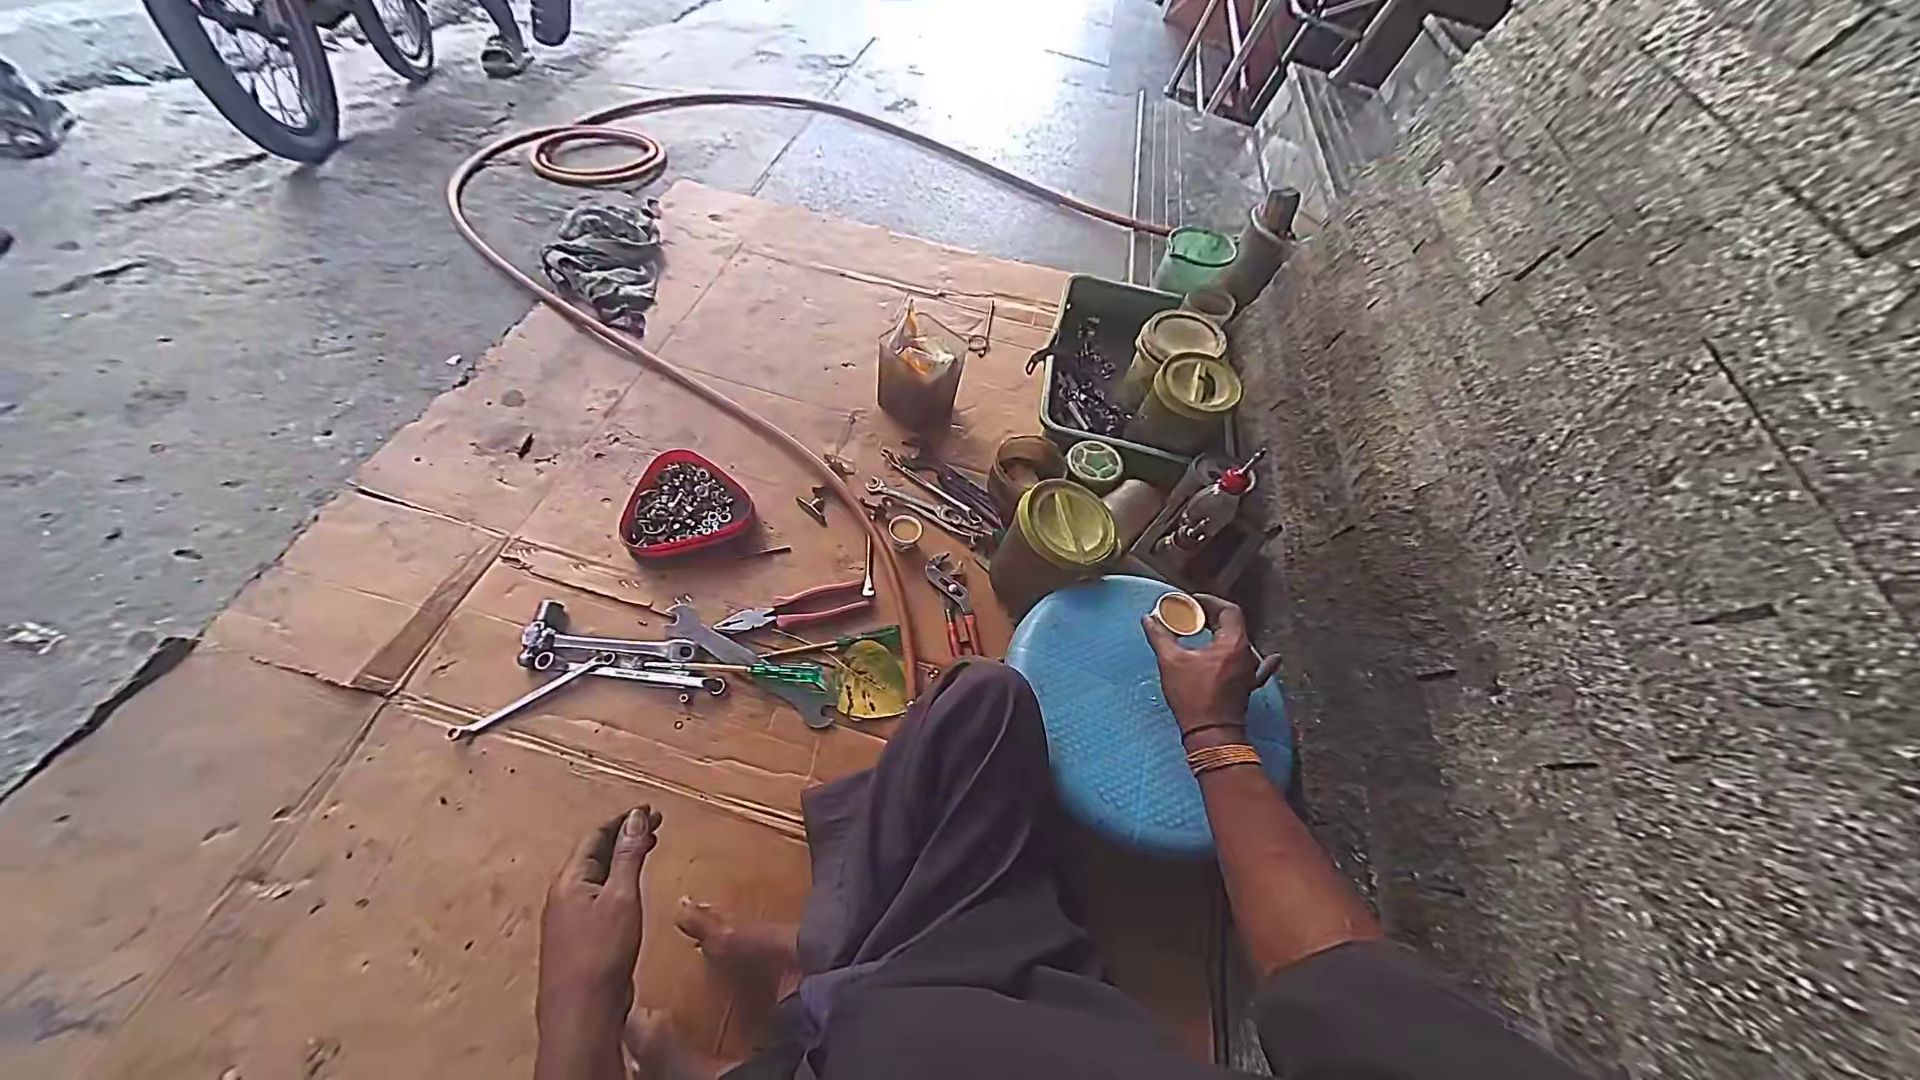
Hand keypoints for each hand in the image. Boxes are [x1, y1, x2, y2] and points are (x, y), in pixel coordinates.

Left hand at [538, 806, 661, 1029]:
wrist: (582, 1015)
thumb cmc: (602, 952)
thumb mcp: (622, 895)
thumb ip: (628, 855)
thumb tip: (636, 817)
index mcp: (569, 881)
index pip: (595, 835)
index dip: (623, 819)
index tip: (650, 809)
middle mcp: (564, 895)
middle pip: (594, 853)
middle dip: (625, 834)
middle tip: (656, 822)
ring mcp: (568, 917)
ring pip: (598, 873)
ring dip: (623, 855)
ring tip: (649, 845)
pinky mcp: (579, 935)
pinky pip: (599, 891)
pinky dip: (619, 876)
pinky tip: (633, 882)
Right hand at [1142, 595, 1281, 734]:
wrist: (1211, 732)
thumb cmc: (1193, 696)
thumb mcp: (1170, 661)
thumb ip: (1160, 636)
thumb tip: (1148, 620)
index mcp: (1232, 643)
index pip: (1228, 610)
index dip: (1210, 602)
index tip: (1193, 602)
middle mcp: (1247, 654)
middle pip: (1234, 624)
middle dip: (1213, 616)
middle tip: (1193, 616)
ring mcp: (1250, 671)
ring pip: (1241, 642)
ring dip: (1225, 633)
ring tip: (1207, 631)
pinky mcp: (1248, 686)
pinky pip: (1259, 667)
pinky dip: (1261, 659)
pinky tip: (1272, 658)